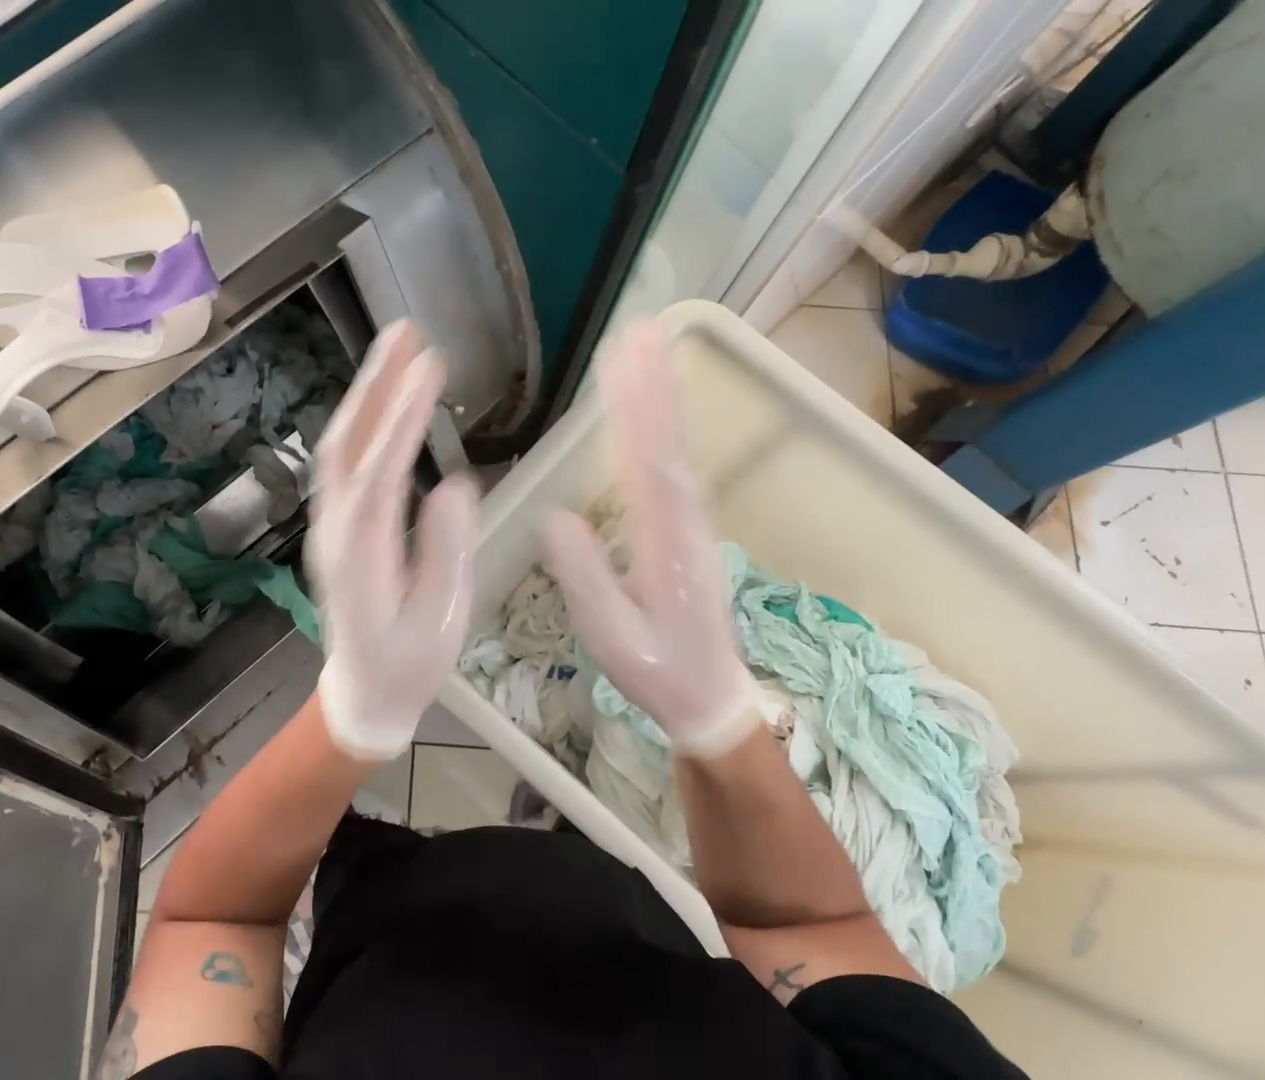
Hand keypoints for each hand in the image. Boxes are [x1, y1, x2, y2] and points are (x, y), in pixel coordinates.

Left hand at [308, 321, 477, 760]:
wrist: (364, 692)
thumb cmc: (409, 665)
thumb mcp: (440, 620)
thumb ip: (447, 552)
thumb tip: (455, 485)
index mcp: (362, 556)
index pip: (380, 473)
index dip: (403, 418)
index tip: (430, 366)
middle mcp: (335, 531)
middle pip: (348, 445)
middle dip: (375, 385)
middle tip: (406, 332)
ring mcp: (329, 526)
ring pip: (340, 449)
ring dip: (366, 395)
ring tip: (398, 349)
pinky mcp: (337, 526)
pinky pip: (343, 463)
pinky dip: (362, 422)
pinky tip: (383, 399)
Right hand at [539, 319, 762, 757]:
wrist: (709, 696)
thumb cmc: (656, 671)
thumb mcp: (611, 636)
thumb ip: (584, 576)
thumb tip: (554, 515)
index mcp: (667, 544)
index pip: (649, 464)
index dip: (636, 409)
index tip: (621, 360)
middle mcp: (688, 521)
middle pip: (668, 442)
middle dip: (652, 384)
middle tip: (639, 330)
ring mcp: (694, 522)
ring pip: (677, 449)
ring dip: (662, 397)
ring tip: (646, 351)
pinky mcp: (691, 528)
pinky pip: (677, 466)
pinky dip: (665, 429)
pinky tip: (654, 410)